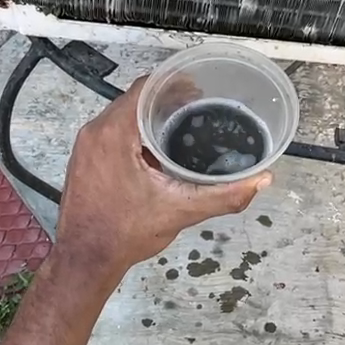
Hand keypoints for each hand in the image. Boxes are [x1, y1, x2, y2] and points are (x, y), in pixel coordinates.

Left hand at [52, 80, 270, 282]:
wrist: (84, 261)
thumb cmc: (124, 234)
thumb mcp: (181, 210)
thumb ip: (224, 195)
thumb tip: (260, 181)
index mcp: (113, 133)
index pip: (144, 87)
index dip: (173, 82)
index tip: (198, 87)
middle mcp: (95, 132)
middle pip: (134, 99)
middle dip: (165, 99)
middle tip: (197, 105)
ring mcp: (86, 146)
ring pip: (122, 115)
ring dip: (149, 115)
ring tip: (181, 123)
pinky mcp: (84, 159)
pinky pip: (111, 131)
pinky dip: (134, 130)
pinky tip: (156, 148)